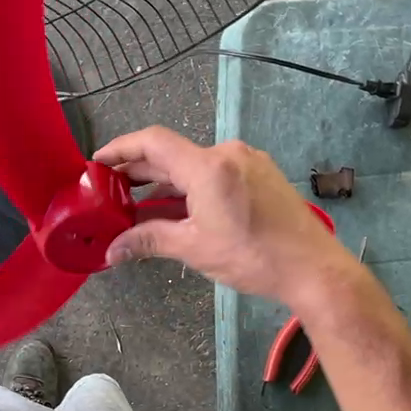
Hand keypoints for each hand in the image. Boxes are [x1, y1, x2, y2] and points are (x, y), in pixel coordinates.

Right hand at [95, 126, 355, 304]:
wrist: (313, 268)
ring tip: (139, 205)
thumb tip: (112, 251)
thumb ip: (149, 240)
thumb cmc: (253, 258)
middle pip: (171, 153)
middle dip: (138, 172)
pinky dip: (190, 187)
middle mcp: (227, 154)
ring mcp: (248, 162)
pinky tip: (179, 209)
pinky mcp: (261, 175)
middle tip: (109, 191)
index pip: (152, 142)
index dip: (119, 148)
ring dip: (164, 183)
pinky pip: (215, 173)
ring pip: (193, 165)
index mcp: (208, 167)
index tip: (96, 163)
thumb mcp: (194, 249)